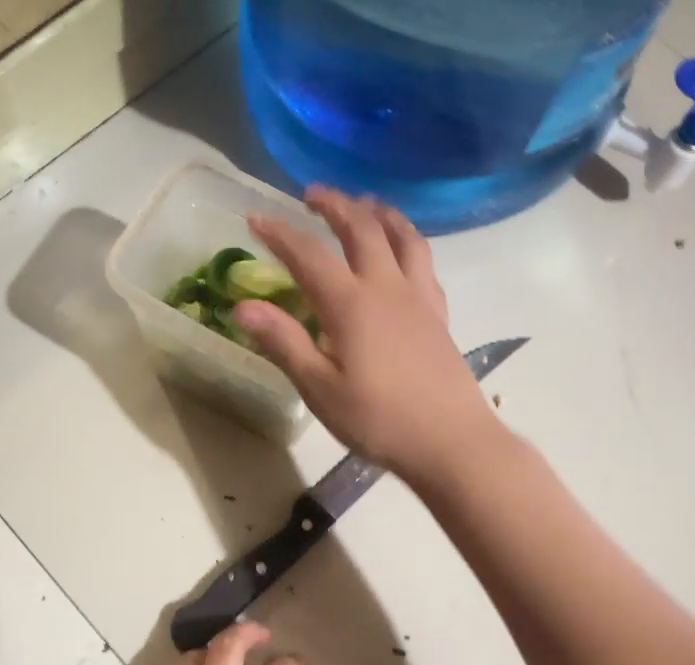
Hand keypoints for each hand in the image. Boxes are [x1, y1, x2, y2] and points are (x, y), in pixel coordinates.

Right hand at [236, 186, 497, 479]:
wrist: (449, 441)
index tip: (256, 217)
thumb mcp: (320, 389)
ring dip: (380, 212)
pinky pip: (424, 262)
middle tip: (313, 194)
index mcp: (351, 305)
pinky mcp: (439, 315)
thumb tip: (245, 306)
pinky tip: (404, 253)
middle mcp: (387, 288)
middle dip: (335, 205)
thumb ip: (284, 343)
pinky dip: (408, 242)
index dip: (281, 233)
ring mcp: (418, 299)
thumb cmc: (378, 420)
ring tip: (365, 203)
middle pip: (362, 229)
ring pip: (402, 236)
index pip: (309, 255)